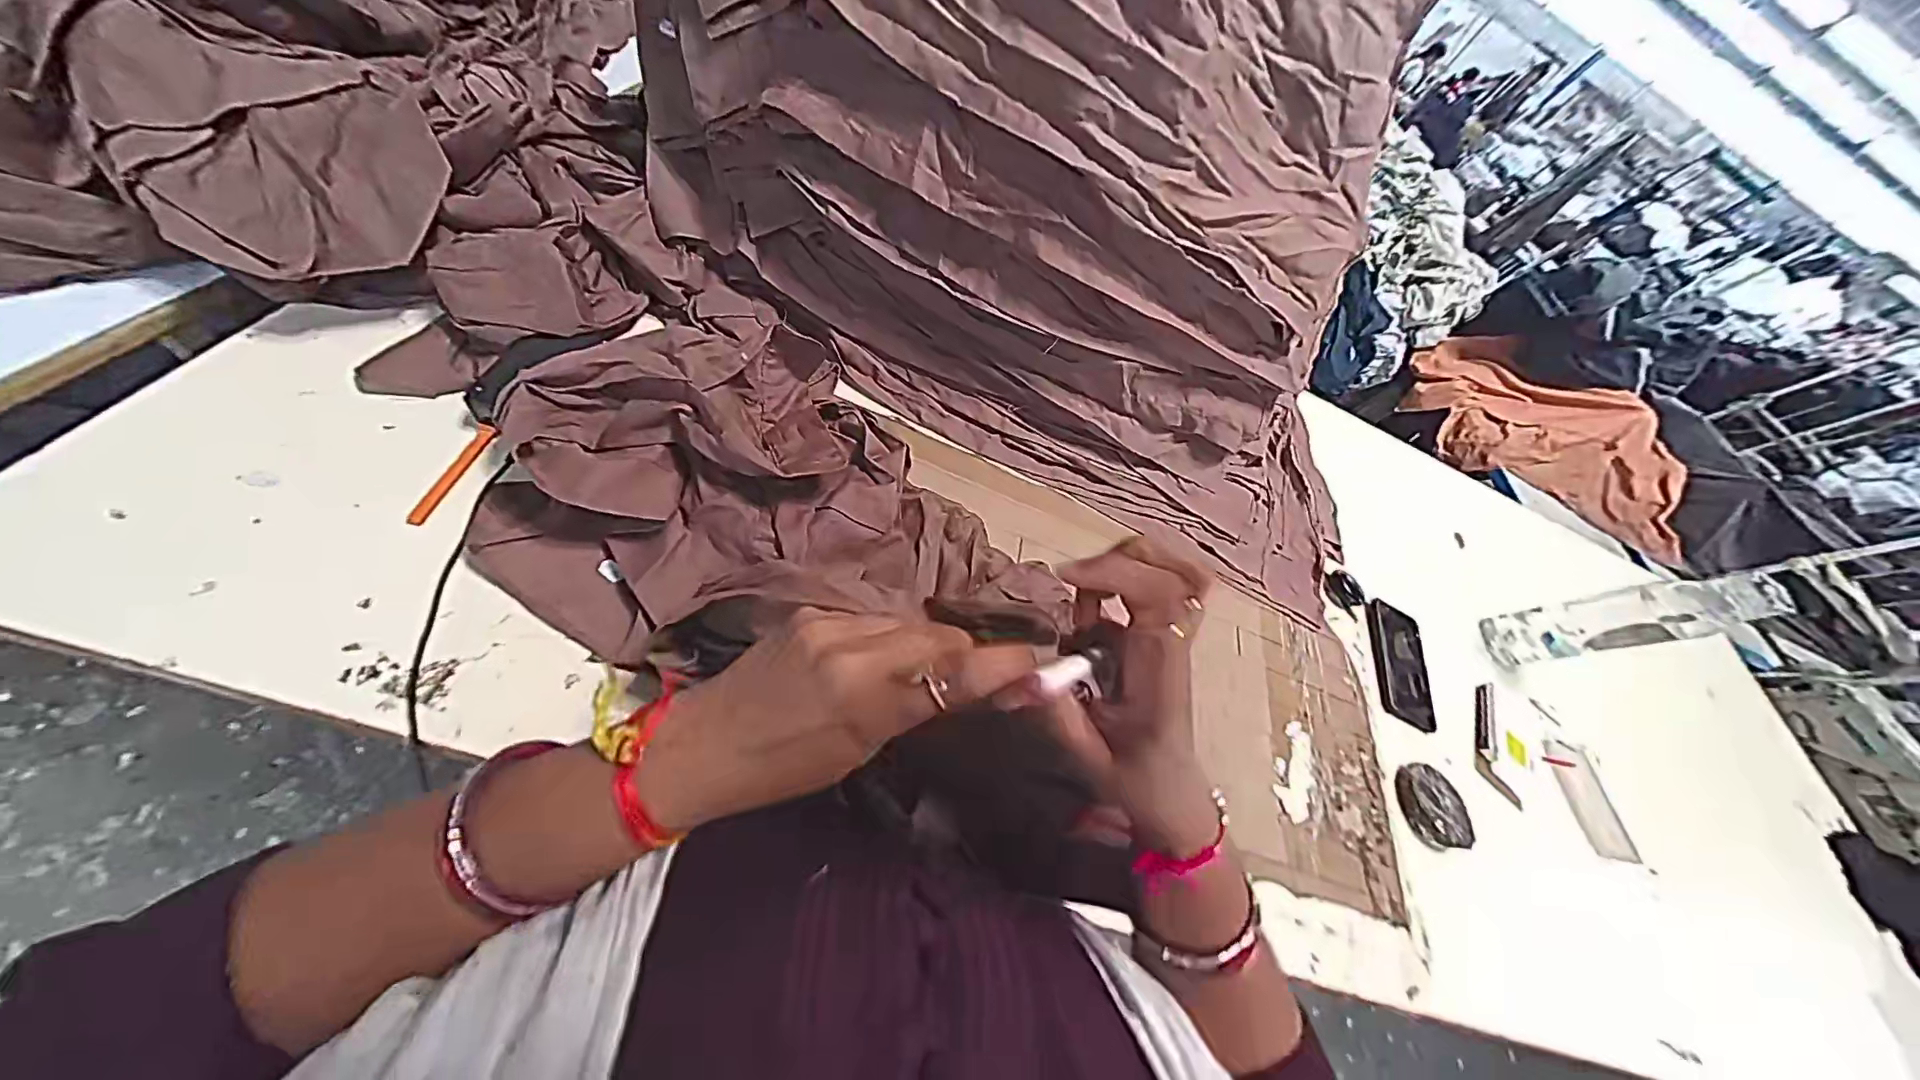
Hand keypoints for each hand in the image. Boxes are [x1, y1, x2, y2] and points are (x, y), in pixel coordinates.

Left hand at [635, 608, 1038, 830]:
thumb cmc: (781, 768)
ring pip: (906, 621)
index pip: (951, 668)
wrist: (703, 742)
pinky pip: (871, 618)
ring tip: (919, 670)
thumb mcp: (856, 750)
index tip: (1034, 664)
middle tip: (973, 675)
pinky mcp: (810, 610)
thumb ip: (912, 709)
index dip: (1000, 664)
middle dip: (962, 652)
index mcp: (862, 695)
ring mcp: (826, 620)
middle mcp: (849, 644)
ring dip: (924, 643)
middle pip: (936, 633)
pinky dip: (888, 636)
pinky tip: (876, 657)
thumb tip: (964, 689)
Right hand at [1038, 534, 1221, 852]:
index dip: (1114, 573)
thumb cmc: (1135, 778)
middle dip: (1119, 558)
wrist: (1172, 792)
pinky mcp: (1161, 634)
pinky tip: (1094, 607)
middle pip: (1173, 568)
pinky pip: (1156, 585)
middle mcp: (1173, 643)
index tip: (1068, 578)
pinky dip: (1124, 578)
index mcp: (1160, 668)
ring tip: (1085, 592)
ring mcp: (1172, 635)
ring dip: (1123, 565)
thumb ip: (1057, 711)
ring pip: (1171, 569)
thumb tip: (1022, 668)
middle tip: (1075, 581)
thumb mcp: (1087, 754)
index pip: (1159, 597)